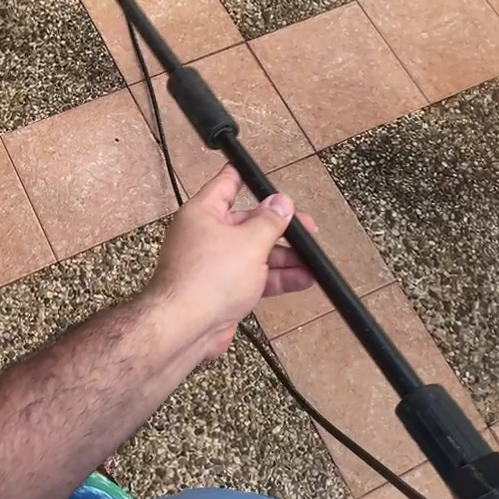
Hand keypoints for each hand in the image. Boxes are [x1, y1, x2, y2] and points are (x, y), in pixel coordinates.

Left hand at [143, 166, 315, 359]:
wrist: (186, 326)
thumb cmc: (205, 279)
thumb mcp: (249, 242)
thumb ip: (269, 222)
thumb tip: (281, 202)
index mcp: (203, 213)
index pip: (225, 185)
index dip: (243, 176)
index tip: (257, 172)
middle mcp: (205, 235)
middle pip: (247, 223)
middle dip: (279, 227)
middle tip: (306, 229)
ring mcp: (213, 263)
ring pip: (254, 253)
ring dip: (284, 256)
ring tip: (313, 260)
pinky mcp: (221, 289)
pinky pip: (253, 277)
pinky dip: (276, 278)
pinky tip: (302, 279)